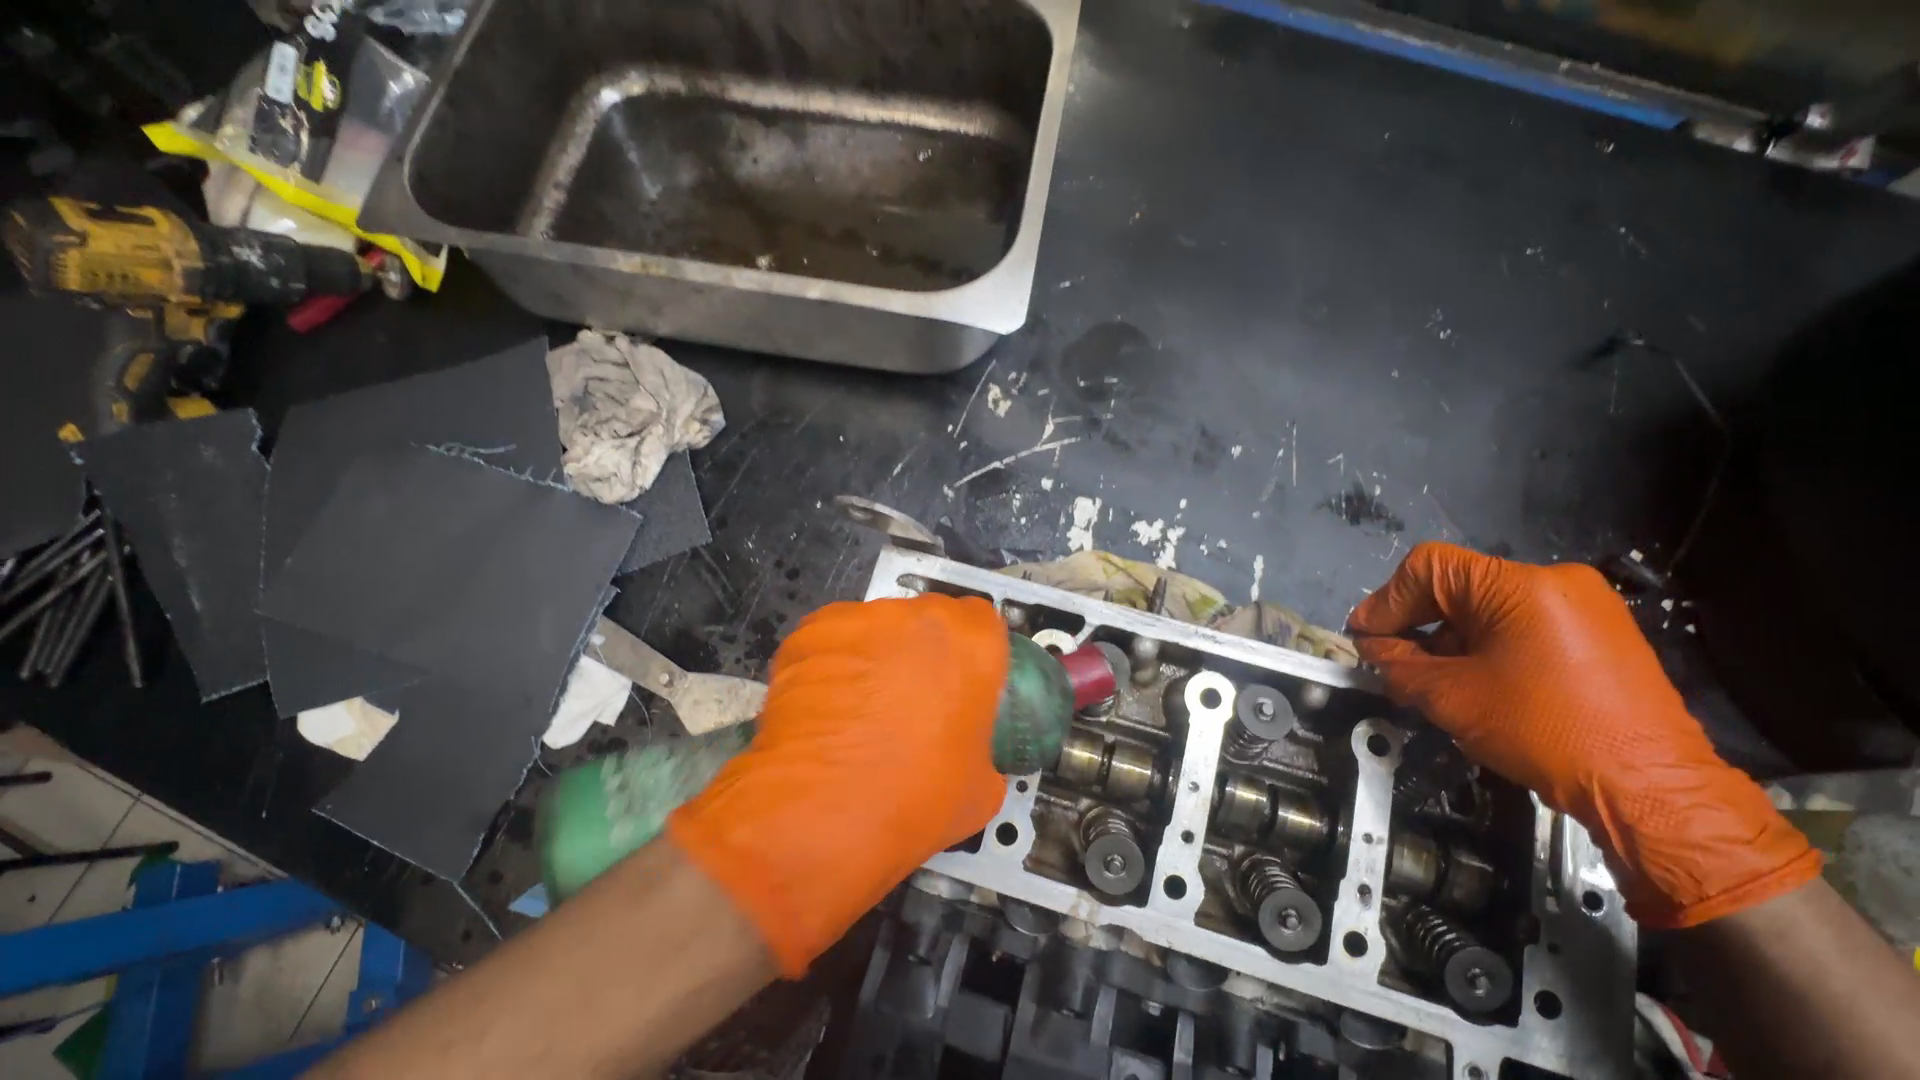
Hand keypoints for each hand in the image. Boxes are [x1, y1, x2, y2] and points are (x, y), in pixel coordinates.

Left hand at [667, 594, 1008, 973]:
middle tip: (911, 700)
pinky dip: (829, 666)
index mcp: (972, 643)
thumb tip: (971, 754)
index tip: (961, 680)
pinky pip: (828, 643)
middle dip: (920, 651)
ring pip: (874, 627)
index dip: (970, 652)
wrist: (824, 810)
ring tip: (862, 709)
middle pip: (925, 619)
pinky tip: (827, 707)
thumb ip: (981, 746)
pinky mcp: (806, 636)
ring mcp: (858, 621)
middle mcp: (917, 618)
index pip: (981, 622)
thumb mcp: (981, 786)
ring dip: (874, 657)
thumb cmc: (913, 798)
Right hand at [1349, 542, 1818, 928]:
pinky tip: (1476, 686)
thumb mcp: (1452, 699)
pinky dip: (1488, 649)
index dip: (1387, 600)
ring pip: (1491, 609)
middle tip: (1389, 662)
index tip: (1364, 638)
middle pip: (1460, 587)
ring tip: (1430, 682)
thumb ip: (1400, 665)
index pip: (1429, 568)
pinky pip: (1525, 627)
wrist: (1652, 788)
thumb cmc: (1545, 731)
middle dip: (1417, 624)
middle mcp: (1556, 582)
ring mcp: (1586, 608)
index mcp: (1520, 585)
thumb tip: (1374, 650)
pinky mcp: (1602, 637)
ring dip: (1451, 640)